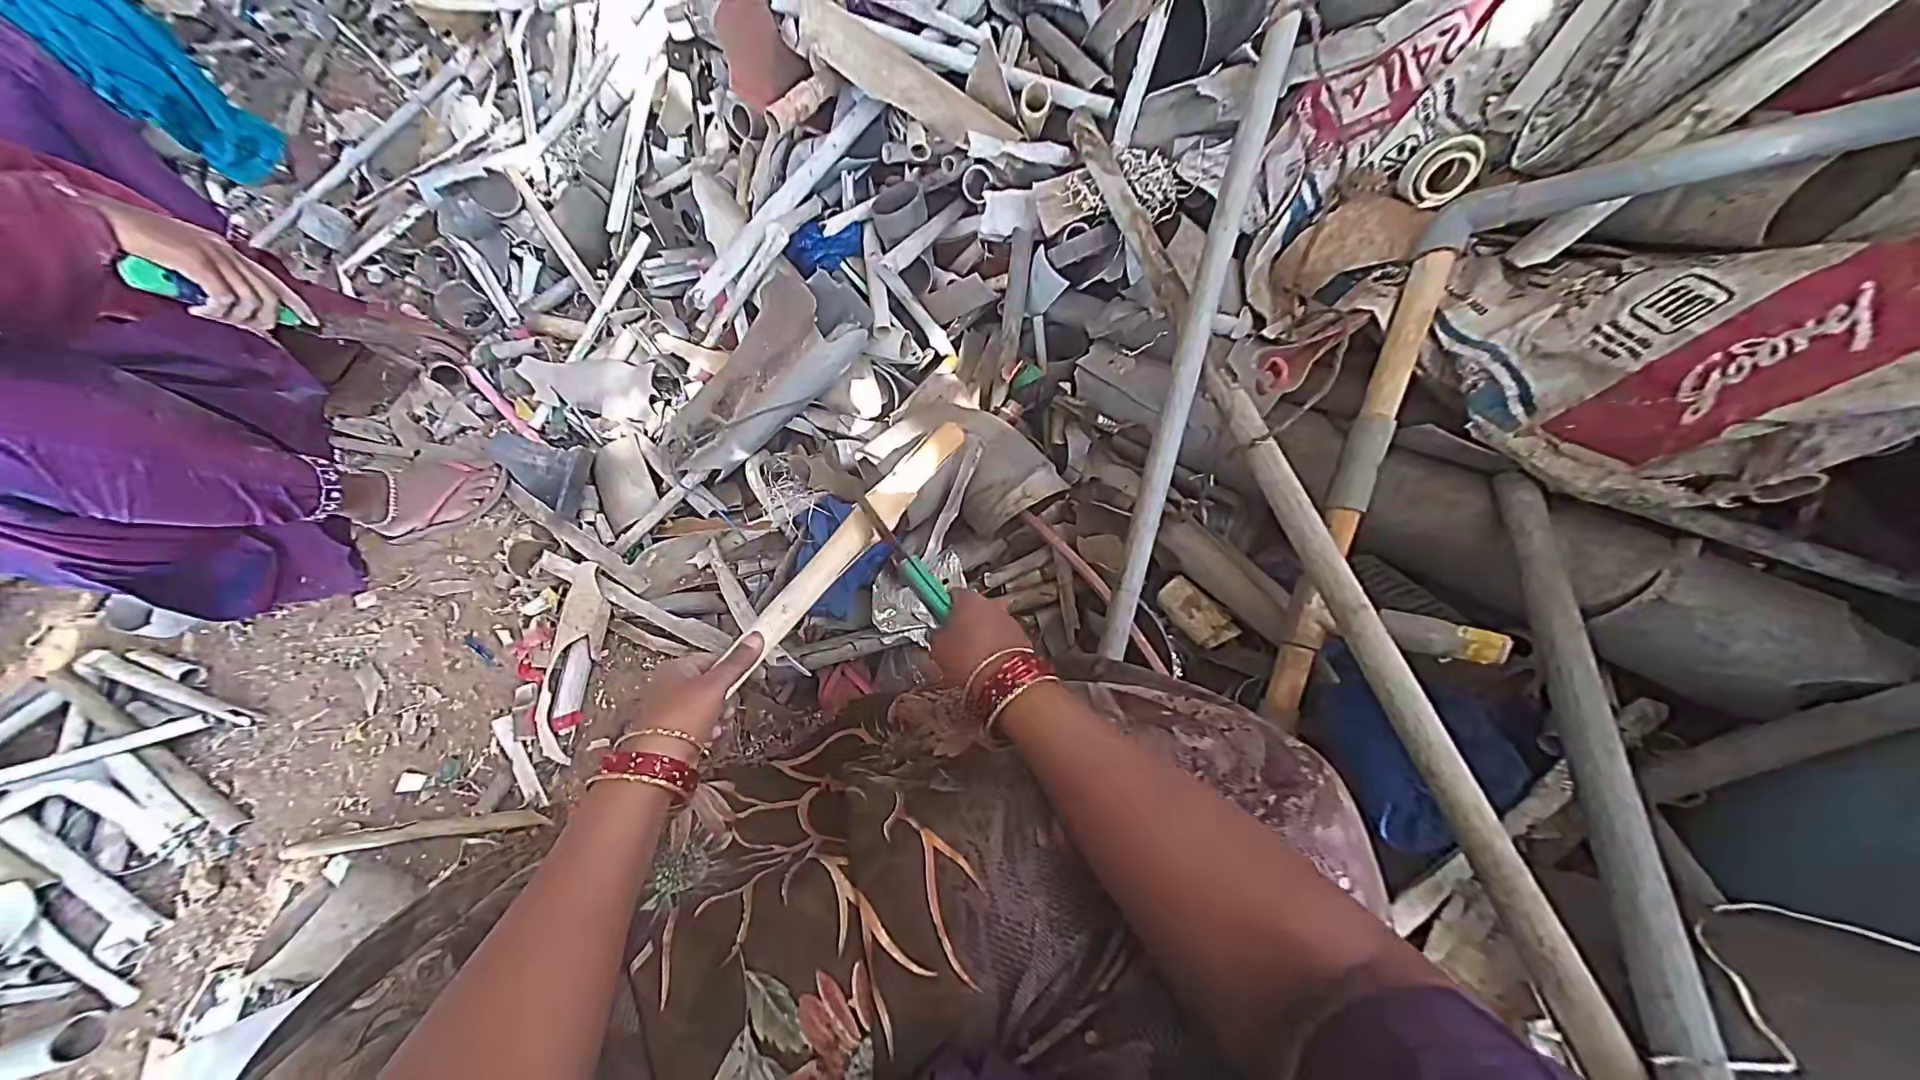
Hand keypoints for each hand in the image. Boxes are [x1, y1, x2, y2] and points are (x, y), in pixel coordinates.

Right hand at [83, 194, 315, 333]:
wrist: (99, 217)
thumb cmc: (136, 240)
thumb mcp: (187, 261)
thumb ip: (214, 279)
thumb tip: (233, 308)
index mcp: (228, 251)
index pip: (275, 281)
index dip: (297, 303)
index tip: (310, 321)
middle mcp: (227, 252)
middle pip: (268, 295)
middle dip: (263, 317)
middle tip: (242, 325)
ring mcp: (213, 255)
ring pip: (251, 299)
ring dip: (237, 316)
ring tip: (214, 316)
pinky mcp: (196, 260)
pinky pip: (225, 296)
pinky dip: (218, 309)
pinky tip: (200, 310)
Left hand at [621, 634, 765, 754]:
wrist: (661, 759)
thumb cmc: (683, 717)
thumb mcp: (716, 685)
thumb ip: (738, 662)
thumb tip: (755, 637)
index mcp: (676, 667)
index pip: (714, 659)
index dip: (732, 669)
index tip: (745, 678)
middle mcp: (668, 685)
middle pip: (713, 684)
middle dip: (726, 698)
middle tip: (726, 706)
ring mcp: (669, 709)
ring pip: (709, 707)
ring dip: (720, 717)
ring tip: (717, 724)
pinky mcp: (671, 732)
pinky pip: (700, 725)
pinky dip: (708, 731)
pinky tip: (709, 737)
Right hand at [930, 591, 1032, 689]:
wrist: (1003, 680)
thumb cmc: (969, 660)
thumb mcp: (938, 648)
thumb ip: (935, 635)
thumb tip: (936, 635)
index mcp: (967, 599)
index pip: (950, 594)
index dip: (942, 607)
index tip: (938, 617)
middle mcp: (990, 603)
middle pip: (972, 607)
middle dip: (963, 621)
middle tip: (952, 641)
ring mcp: (1008, 619)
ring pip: (989, 622)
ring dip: (981, 634)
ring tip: (970, 656)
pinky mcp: (1021, 637)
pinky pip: (1003, 637)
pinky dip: (995, 645)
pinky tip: (986, 662)